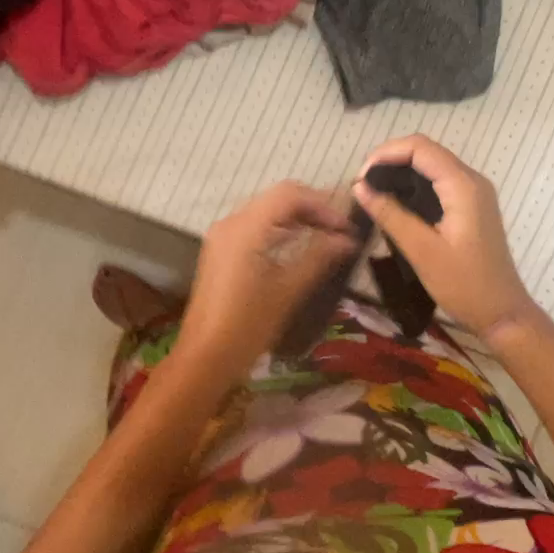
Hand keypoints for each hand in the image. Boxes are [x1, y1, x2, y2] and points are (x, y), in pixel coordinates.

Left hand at [175, 181, 358, 382]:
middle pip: (278, 198)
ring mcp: (223, 235)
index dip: (323, 205)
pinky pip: (256, 226)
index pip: (290, 195)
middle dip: (312, 209)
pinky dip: (280, 229)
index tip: (348, 227)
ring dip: (297, 218)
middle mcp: (231, 223)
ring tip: (328, 237)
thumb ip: (319, 256)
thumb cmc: (248, 326)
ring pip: (267, 210)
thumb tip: (348, 239)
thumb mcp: (289, 290)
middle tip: (342, 230)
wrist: (205, 357)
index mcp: (246, 228)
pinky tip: (301, 245)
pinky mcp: (221, 249)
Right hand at [353, 135, 541, 345]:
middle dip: (391, 159)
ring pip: (432, 164)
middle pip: (426, 151)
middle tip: (363, 185)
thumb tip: (359, 187)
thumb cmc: (464, 284)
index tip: (361, 177)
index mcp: (463, 186)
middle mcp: (472, 180)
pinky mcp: (471, 205)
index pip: (420, 147)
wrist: (502, 313)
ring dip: (401, 170)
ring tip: (373, 191)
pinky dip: (414, 183)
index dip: (386, 153)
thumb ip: (390, 214)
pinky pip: (439, 180)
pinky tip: (396, 202)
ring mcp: (474, 192)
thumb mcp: (421, 251)